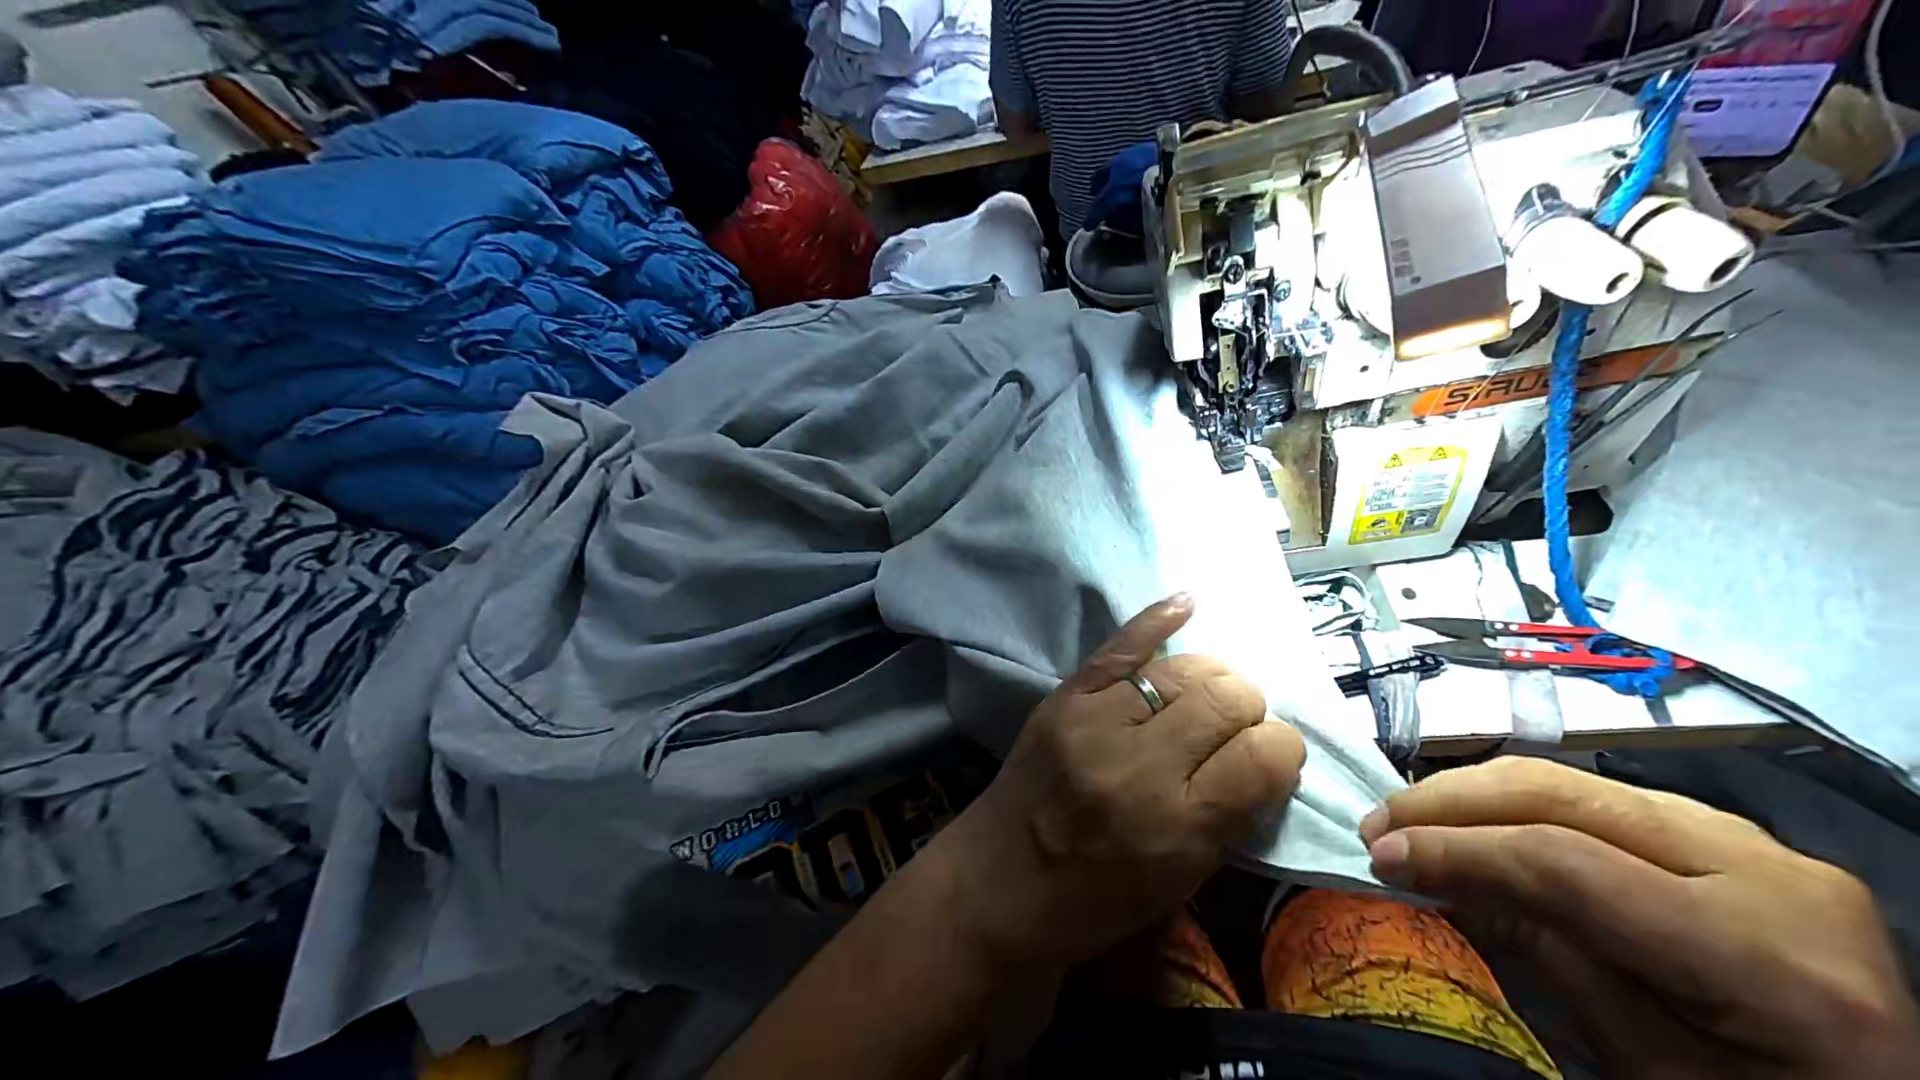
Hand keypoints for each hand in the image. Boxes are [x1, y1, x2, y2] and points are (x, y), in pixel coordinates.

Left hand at [931, 594, 1306, 968]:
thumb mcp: (1179, 882)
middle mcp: (1138, 765)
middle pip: (1225, 702)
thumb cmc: (1093, 902)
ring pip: (1182, 671)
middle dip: (1249, 709)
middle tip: (1239, 727)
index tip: (1273, 756)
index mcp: (1177, 826)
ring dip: (1212, 679)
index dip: (1282, 750)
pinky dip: (1156, 622)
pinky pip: (1118, 647)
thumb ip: (1230, 816)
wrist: (995, 882)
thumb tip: (1267, 754)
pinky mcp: (1062, 699)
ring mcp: (1093, 722)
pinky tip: (1187, 603)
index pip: (1264, 757)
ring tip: (1211, 695)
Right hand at [1362, 757, 1919, 1078]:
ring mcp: (1748, 837)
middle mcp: (1769, 872)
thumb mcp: (1640, 1056)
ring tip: (1408, 817)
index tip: (1379, 856)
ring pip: (1569, 778)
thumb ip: (1539, 948)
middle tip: (1378, 825)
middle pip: (1563, 797)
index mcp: (1772, 960)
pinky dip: (1512, 797)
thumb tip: (1425, 872)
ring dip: (1471, 792)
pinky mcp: (1720, 826)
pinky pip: (1591, 791)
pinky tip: (1469, 817)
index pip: (1569, 866)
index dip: (1459, 850)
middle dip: (1450, 802)